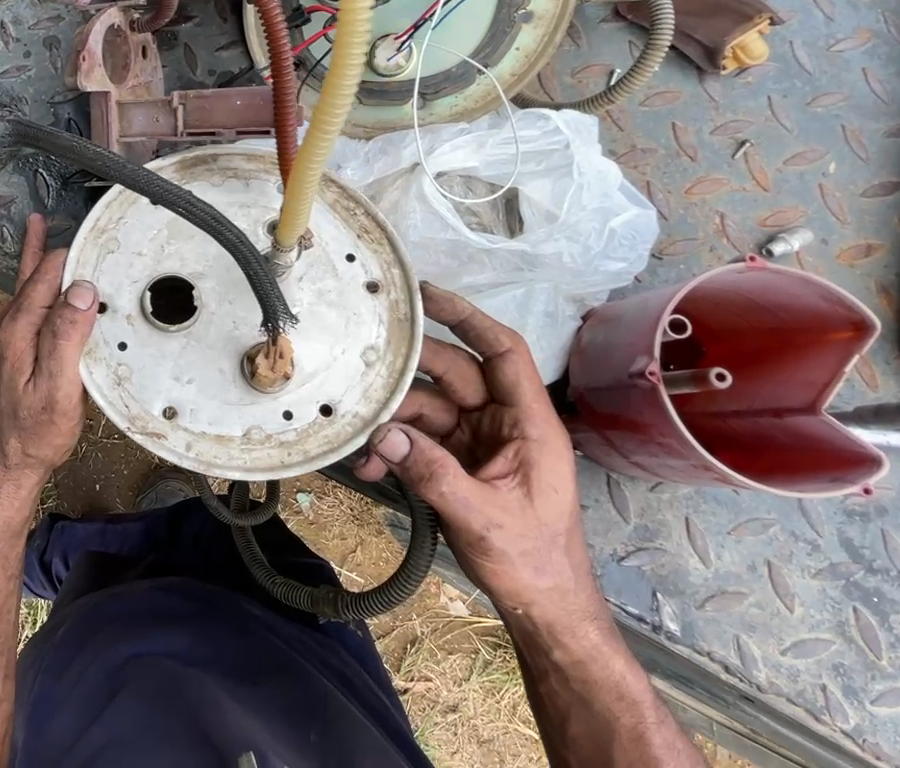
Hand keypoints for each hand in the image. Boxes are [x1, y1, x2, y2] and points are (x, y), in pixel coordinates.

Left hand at [0, 214, 99, 493]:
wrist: (3, 466)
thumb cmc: (34, 434)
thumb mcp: (58, 389)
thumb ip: (66, 337)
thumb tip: (81, 288)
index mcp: (17, 330)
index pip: (46, 276)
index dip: (70, 254)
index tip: (92, 233)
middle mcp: (5, 327)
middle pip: (29, 276)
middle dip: (45, 248)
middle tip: (49, 218)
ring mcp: (2, 338)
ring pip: (25, 289)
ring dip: (39, 264)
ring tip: (42, 233)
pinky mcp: (6, 350)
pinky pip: (23, 306)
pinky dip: (37, 288)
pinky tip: (44, 288)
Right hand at [353, 283, 603, 628]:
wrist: (540, 606)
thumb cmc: (532, 560)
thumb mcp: (482, 517)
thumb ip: (432, 473)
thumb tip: (381, 433)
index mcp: (529, 423)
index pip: (503, 352)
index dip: (469, 317)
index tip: (425, 294)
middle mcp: (501, 423)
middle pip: (451, 376)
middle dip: (406, 375)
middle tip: (361, 368)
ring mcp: (475, 442)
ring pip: (424, 409)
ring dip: (389, 424)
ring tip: (358, 442)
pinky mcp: (454, 462)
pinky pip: (416, 441)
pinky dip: (391, 451)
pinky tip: (368, 469)